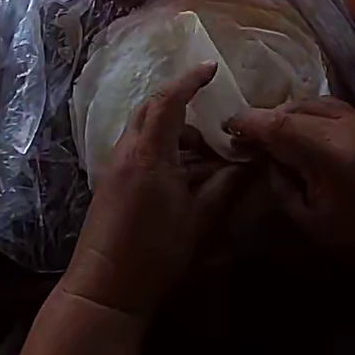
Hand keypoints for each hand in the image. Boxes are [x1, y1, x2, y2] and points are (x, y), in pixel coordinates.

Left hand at [60, 62, 246, 319]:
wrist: (104, 286)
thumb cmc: (155, 252)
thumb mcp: (200, 221)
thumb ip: (226, 187)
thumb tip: (250, 164)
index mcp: (148, 154)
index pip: (167, 102)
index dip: (189, 81)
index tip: (210, 68)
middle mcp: (126, 151)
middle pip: (150, 110)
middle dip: (181, 105)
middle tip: (211, 118)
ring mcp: (114, 166)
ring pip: (144, 131)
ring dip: (173, 132)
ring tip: (204, 156)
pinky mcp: (110, 181)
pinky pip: (137, 149)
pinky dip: (161, 149)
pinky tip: (182, 174)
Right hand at [226, 97, 354, 280]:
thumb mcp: (314, 223)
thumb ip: (284, 187)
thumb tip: (269, 162)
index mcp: (328, 150)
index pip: (276, 124)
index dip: (248, 122)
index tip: (227, 126)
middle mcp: (347, 124)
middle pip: (294, 108)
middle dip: (267, 119)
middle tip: (248, 135)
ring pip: (315, 103)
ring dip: (290, 114)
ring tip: (274, 133)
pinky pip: (334, 108)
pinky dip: (312, 115)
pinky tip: (306, 131)